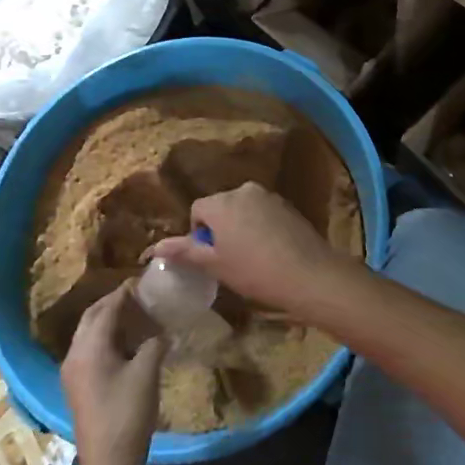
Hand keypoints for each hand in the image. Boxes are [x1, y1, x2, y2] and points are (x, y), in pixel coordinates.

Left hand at [61, 281, 167, 464]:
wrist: (108, 463)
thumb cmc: (127, 413)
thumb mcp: (146, 374)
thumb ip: (154, 344)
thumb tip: (161, 332)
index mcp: (89, 346)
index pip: (106, 309)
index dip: (123, 294)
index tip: (141, 282)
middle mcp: (74, 353)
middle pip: (91, 317)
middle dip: (111, 304)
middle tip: (136, 297)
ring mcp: (72, 371)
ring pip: (87, 334)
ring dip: (107, 321)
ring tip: (133, 317)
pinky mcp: (76, 386)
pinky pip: (87, 350)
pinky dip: (103, 338)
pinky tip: (123, 344)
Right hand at [144, 182, 363, 317]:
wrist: (309, 274)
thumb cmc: (254, 271)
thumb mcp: (214, 265)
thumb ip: (184, 251)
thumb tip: (155, 247)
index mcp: (221, 202)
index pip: (197, 210)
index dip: (199, 234)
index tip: (211, 257)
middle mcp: (243, 190)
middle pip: (221, 207)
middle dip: (221, 228)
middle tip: (230, 259)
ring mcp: (269, 197)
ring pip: (244, 210)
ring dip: (242, 227)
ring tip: (252, 257)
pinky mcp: (289, 206)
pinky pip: (264, 214)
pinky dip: (261, 228)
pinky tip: (271, 252)